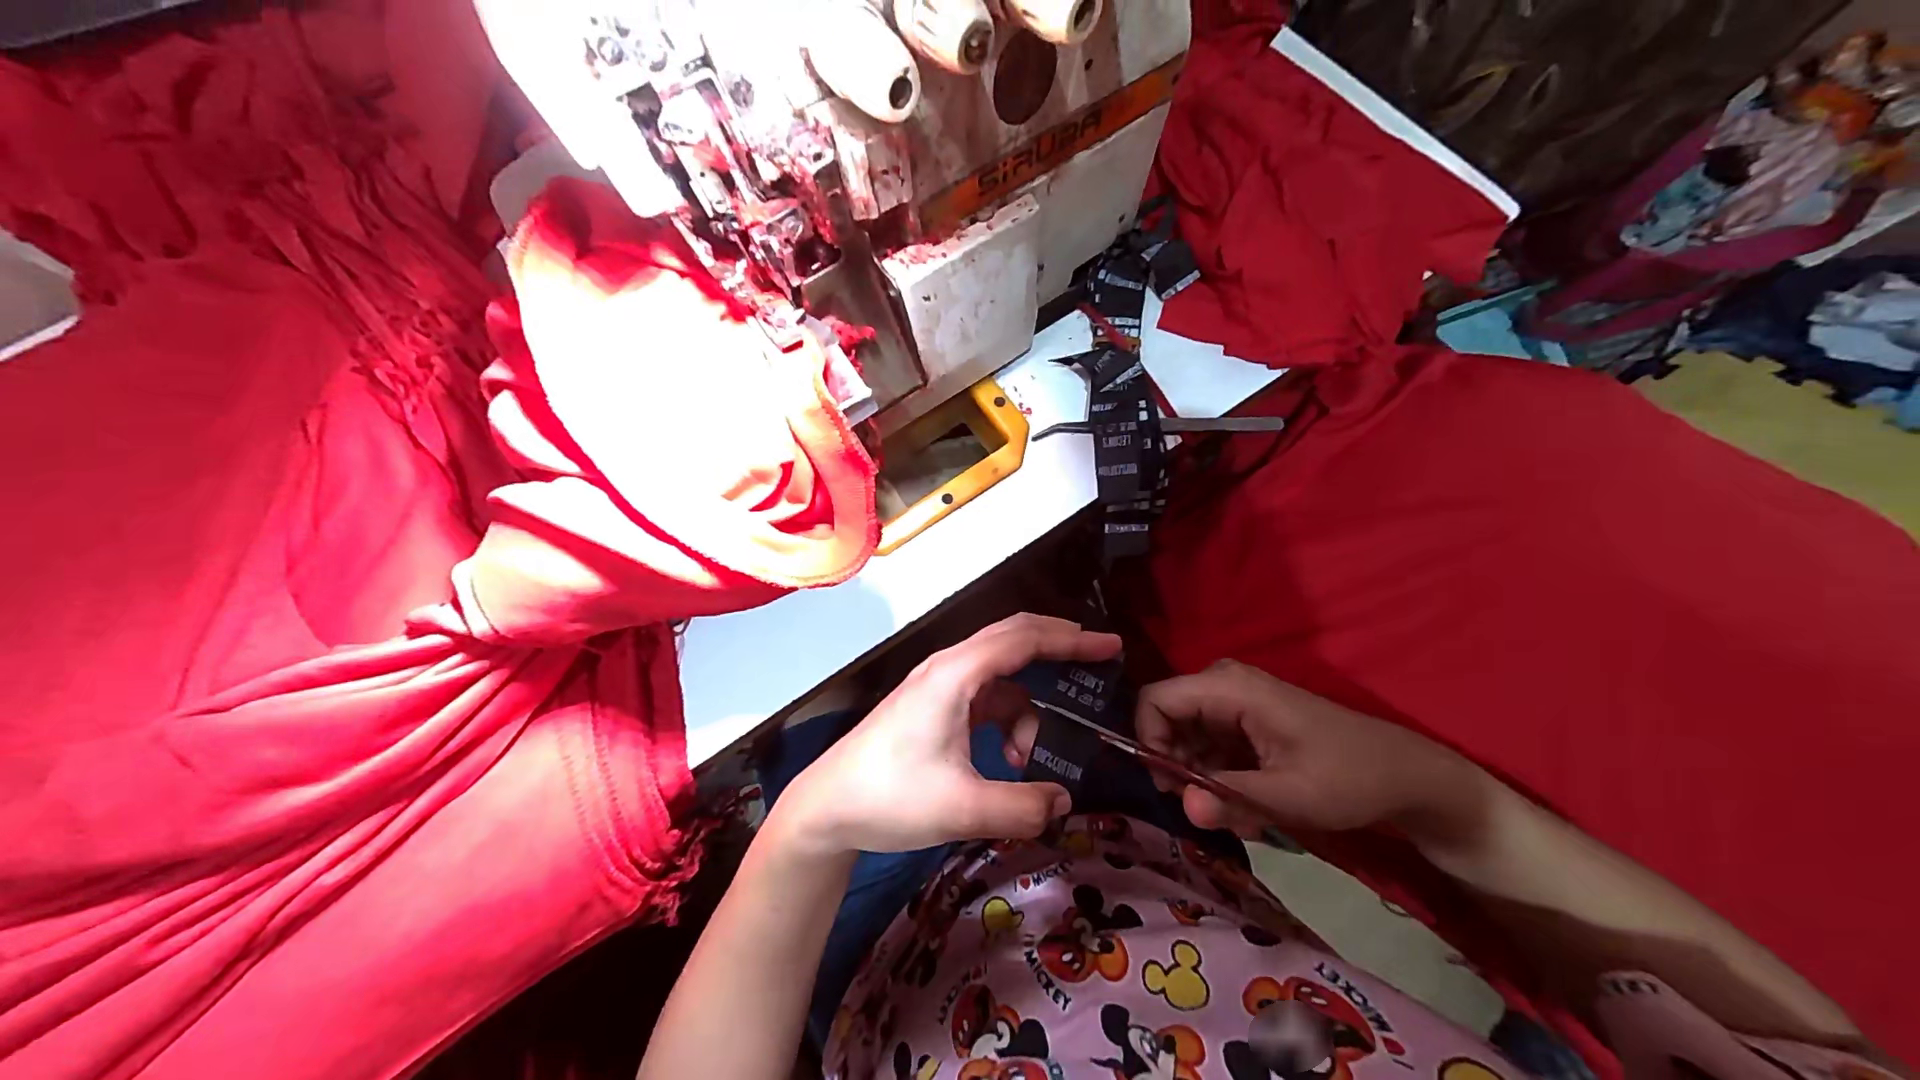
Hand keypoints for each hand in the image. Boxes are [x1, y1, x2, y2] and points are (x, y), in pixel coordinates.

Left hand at [770, 614, 1121, 855]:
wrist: (826, 808)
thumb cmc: (888, 797)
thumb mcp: (962, 809)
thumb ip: (1023, 807)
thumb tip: (1063, 801)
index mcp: (955, 675)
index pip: (1024, 639)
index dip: (1071, 639)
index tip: (1112, 646)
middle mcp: (948, 669)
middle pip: (1013, 640)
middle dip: (1058, 650)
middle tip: (1099, 666)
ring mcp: (939, 686)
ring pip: (1002, 677)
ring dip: (1028, 709)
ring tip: (1031, 759)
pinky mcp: (934, 706)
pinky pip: (986, 699)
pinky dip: (1008, 721)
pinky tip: (1007, 761)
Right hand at [1132, 660, 1492, 844]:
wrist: (1404, 776)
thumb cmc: (1349, 779)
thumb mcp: (1289, 796)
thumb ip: (1231, 799)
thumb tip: (1183, 808)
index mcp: (1231, 688)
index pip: (1155, 699)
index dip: (1148, 741)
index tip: (1170, 787)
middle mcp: (1224, 684)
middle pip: (1167, 718)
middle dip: (1176, 766)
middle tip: (1204, 807)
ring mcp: (1234, 701)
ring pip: (1184, 735)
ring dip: (1199, 778)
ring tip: (1236, 813)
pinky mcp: (1243, 719)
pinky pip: (1206, 743)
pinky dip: (1216, 776)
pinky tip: (1246, 805)